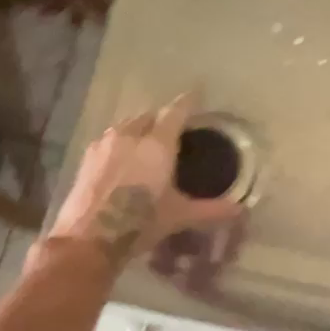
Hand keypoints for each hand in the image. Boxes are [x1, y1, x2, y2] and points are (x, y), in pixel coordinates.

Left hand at [44, 93, 242, 265]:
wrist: (88, 239)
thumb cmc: (140, 223)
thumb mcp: (180, 217)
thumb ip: (212, 210)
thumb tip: (241, 210)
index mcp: (157, 144)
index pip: (176, 111)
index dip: (188, 101)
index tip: (198, 92)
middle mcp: (130, 135)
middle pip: (150, 115)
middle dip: (164, 116)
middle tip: (176, 127)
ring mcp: (105, 143)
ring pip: (128, 124)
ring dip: (142, 127)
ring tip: (151, 140)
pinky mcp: (88, 156)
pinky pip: (111, 137)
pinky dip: (123, 140)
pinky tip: (126, 156)